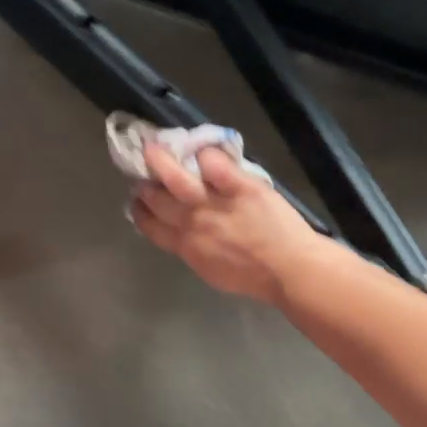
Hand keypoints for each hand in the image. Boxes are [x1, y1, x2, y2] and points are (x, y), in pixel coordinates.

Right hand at [131, 145, 325, 305]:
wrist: (290, 269)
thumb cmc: (253, 276)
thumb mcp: (211, 270)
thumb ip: (192, 249)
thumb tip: (180, 234)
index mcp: (185, 246)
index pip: (149, 225)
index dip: (139, 210)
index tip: (135, 200)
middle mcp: (193, 222)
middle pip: (157, 199)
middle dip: (145, 185)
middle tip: (143, 174)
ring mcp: (216, 203)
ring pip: (177, 178)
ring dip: (161, 162)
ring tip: (153, 149)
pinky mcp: (241, 187)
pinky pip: (216, 165)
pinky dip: (206, 155)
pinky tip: (203, 151)